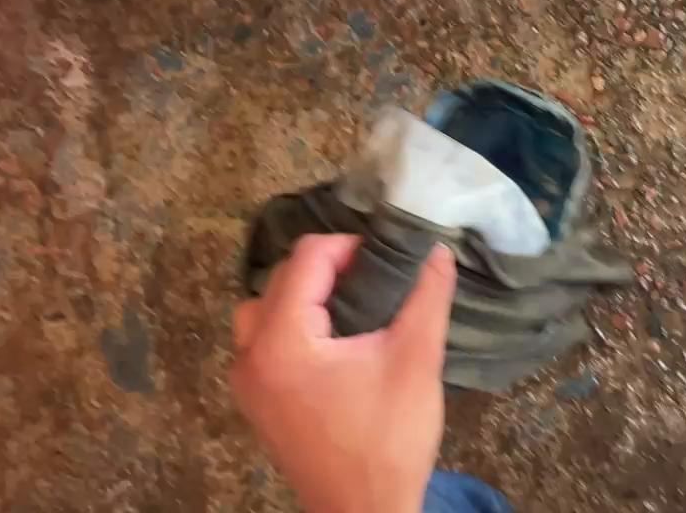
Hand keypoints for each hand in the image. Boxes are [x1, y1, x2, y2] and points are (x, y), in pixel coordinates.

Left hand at [229, 234, 457, 512]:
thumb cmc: (388, 438)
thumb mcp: (416, 359)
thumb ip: (428, 296)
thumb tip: (437, 249)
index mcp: (282, 342)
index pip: (307, 258)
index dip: (349, 247)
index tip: (386, 262)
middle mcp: (251, 357)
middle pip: (281, 278)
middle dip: (329, 268)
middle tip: (375, 280)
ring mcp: (248, 382)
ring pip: (265, 307)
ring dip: (306, 293)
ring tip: (353, 304)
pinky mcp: (257, 400)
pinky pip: (265, 336)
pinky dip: (295, 321)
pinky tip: (336, 336)